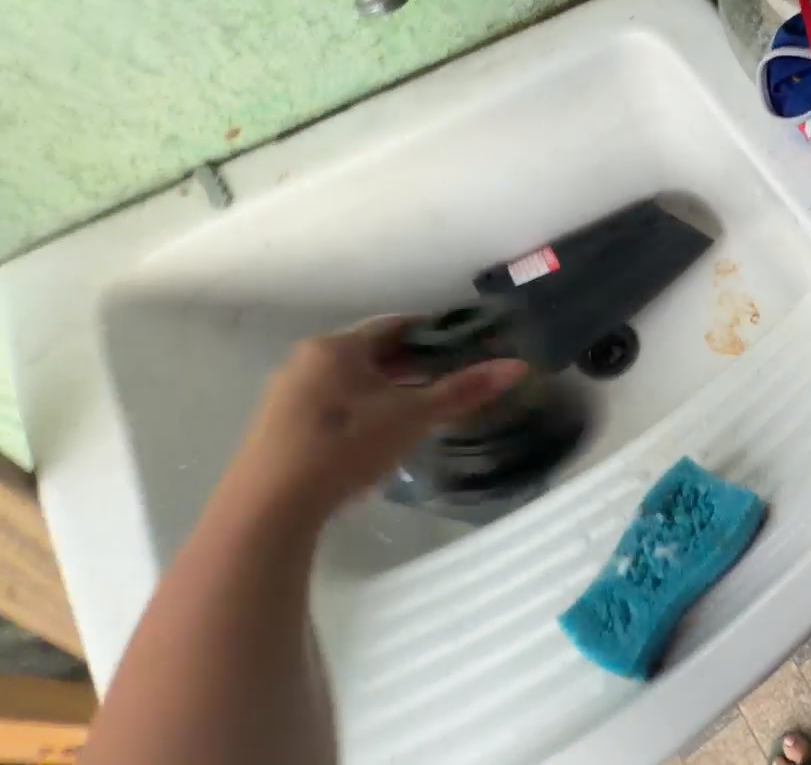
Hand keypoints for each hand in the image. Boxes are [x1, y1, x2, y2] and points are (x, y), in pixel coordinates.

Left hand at [215, 318, 526, 525]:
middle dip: (418, 361)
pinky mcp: (280, 424)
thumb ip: (465, 389)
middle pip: (376, 351)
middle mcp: (307, 360)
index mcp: (336, 347)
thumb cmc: (345, 446)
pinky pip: (336, 400)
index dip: (438, 331)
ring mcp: (288, 393)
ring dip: (393, 386)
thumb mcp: (414, 416)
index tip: (471, 343)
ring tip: (428, 404)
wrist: (267, 510)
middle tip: (457, 374)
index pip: (399, 324)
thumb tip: (519, 366)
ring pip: (355, 378)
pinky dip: (367, 405)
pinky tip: (386, 430)